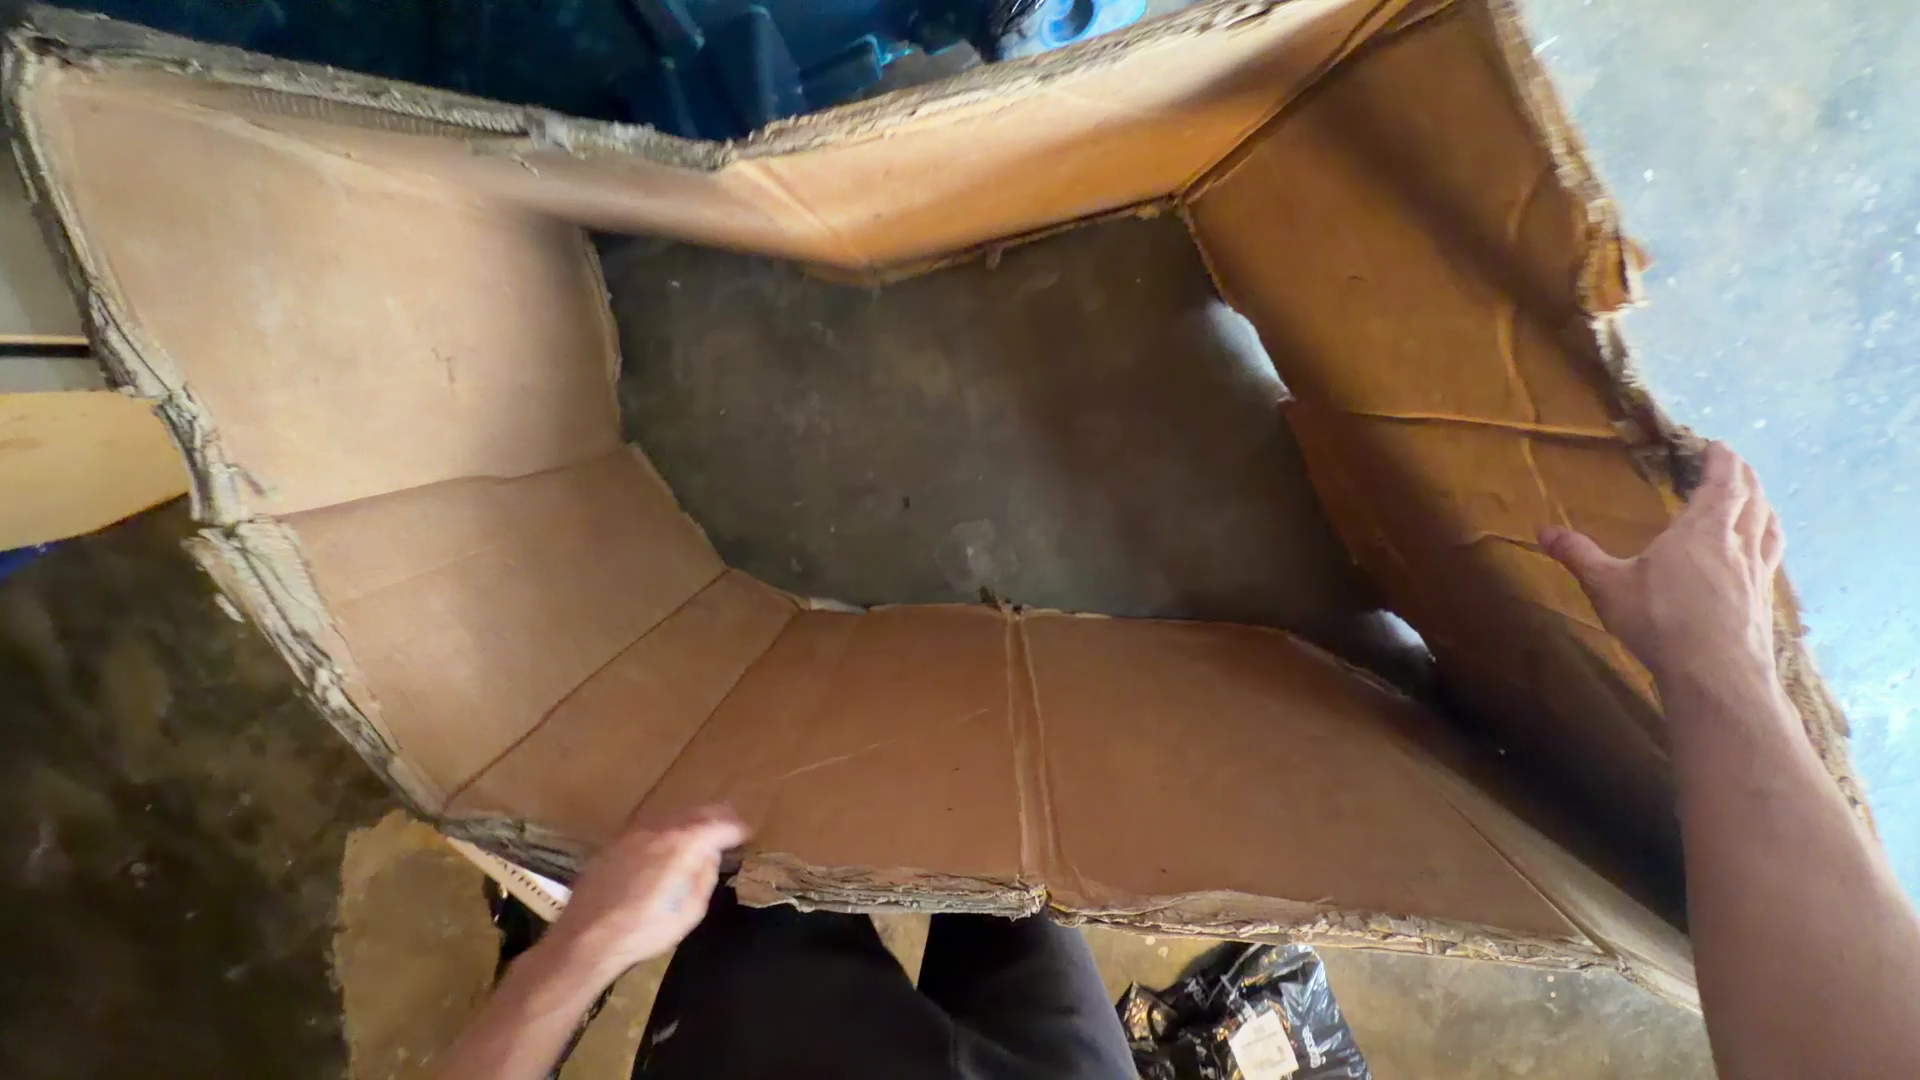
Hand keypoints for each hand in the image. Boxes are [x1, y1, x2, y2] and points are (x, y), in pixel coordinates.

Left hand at [545, 804, 747, 977]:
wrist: (585, 939)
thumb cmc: (644, 930)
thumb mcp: (690, 912)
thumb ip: (705, 877)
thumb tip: (709, 857)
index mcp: (684, 843)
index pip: (721, 824)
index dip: (738, 829)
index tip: (747, 835)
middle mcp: (661, 828)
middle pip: (699, 810)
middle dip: (719, 816)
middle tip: (731, 825)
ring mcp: (636, 832)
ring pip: (674, 814)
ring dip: (693, 819)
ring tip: (703, 831)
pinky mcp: (616, 841)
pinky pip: (651, 826)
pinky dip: (668, 829)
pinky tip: (668, 842)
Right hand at [1539, 441, 1784, 698]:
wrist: (1714, 671)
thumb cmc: (1658, 619)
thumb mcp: (1606, 584)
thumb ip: (1577, 554)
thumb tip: (1543, 531)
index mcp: (1701, 533)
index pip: (1721, 486)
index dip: (1721, 462)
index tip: (1718, 444)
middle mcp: (1736, 544)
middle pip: (1752, 500)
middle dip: (1744, 477)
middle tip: (1733, 463)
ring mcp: (1755, 570)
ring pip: (1767, 524)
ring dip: (1761, 503)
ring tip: (1754, 497)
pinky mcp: (1761, 594)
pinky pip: (1769, 550)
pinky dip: (1765, 534)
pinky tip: (1757, 546)